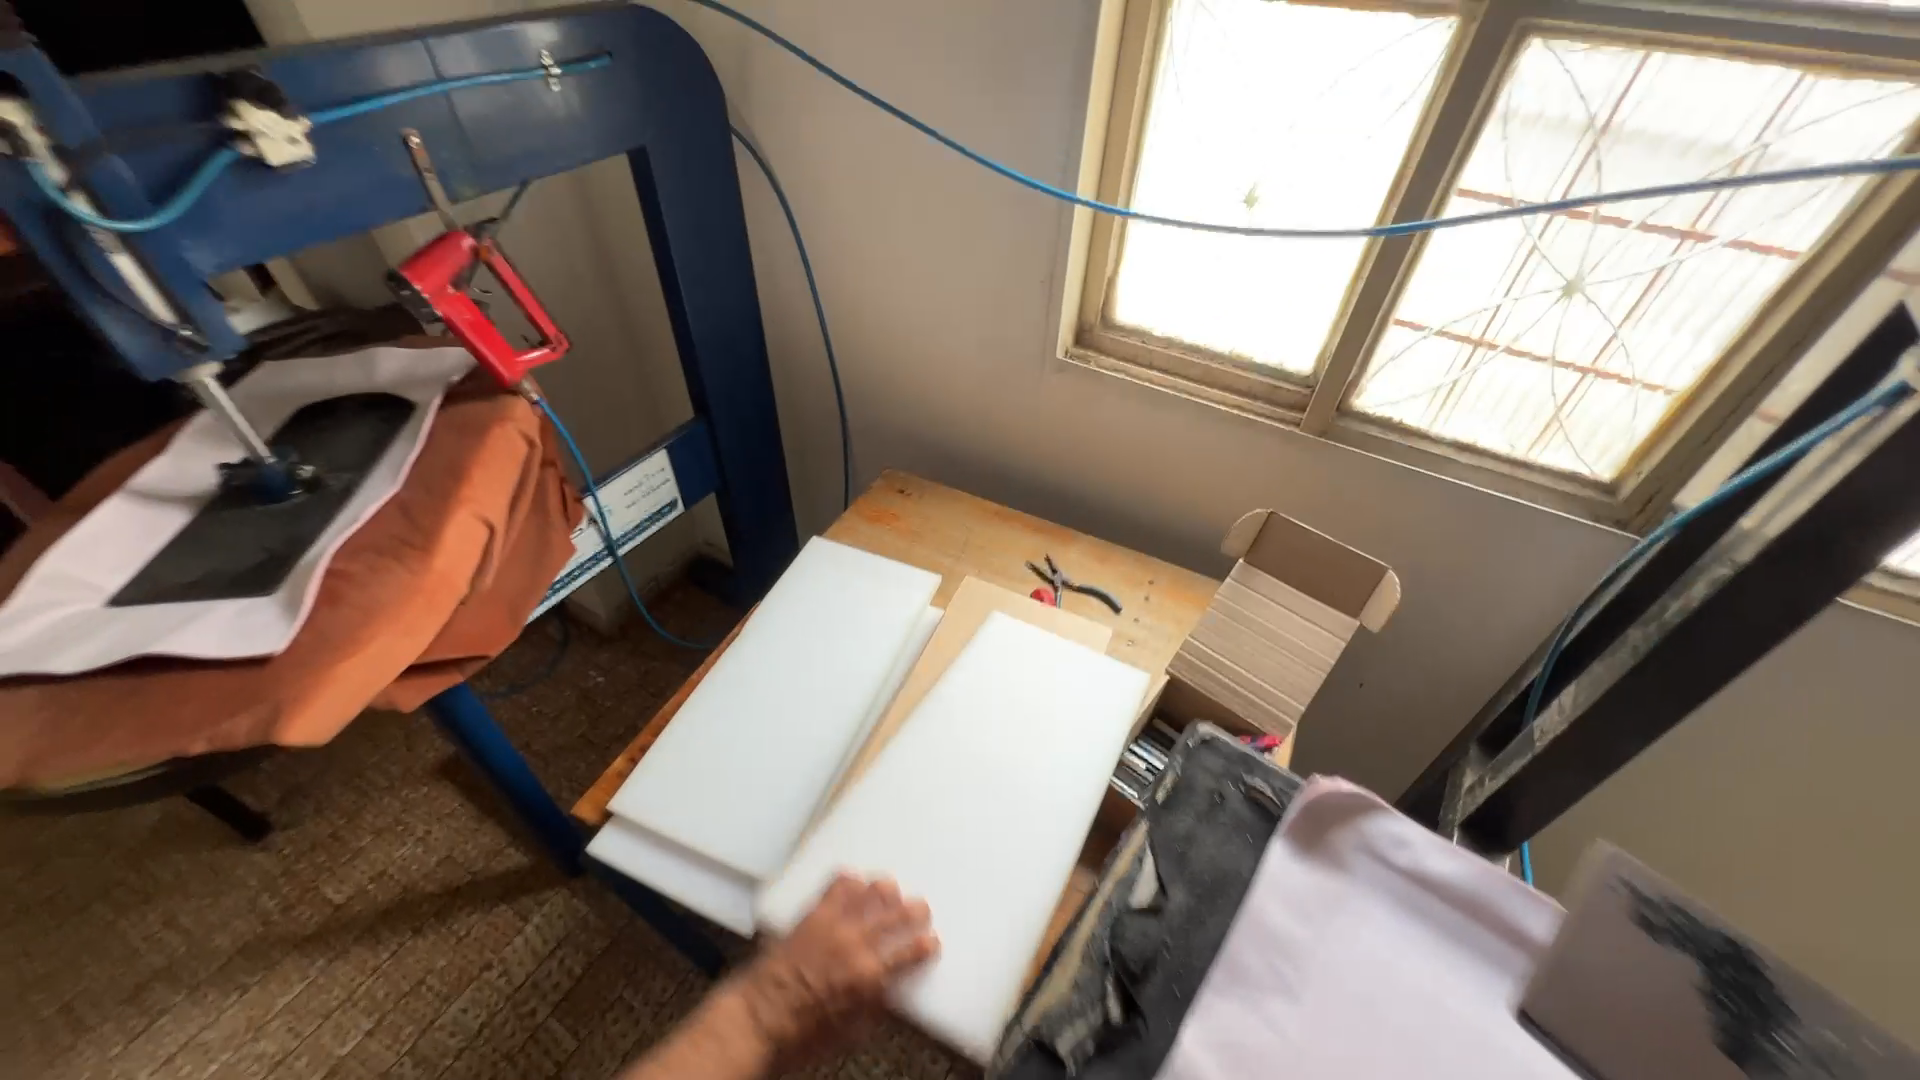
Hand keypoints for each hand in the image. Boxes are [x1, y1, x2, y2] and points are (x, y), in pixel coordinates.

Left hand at [728, 874, 938, 1065]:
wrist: (760, 1018)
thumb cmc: (802, 1034)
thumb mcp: (852, 1032)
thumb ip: (877, 1004)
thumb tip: (891, 988)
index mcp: (869, 977)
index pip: (911, 952)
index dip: (926, 945)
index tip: (931, 941)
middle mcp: (856, 944)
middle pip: (898, 915)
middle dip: (916, 910)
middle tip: (920, 910)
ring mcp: (834, 924)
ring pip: (872, 892)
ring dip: (887, 891)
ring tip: (892, 891)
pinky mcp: (813, 914)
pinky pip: (838, 885)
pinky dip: (851, 881)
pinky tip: (855, 885)